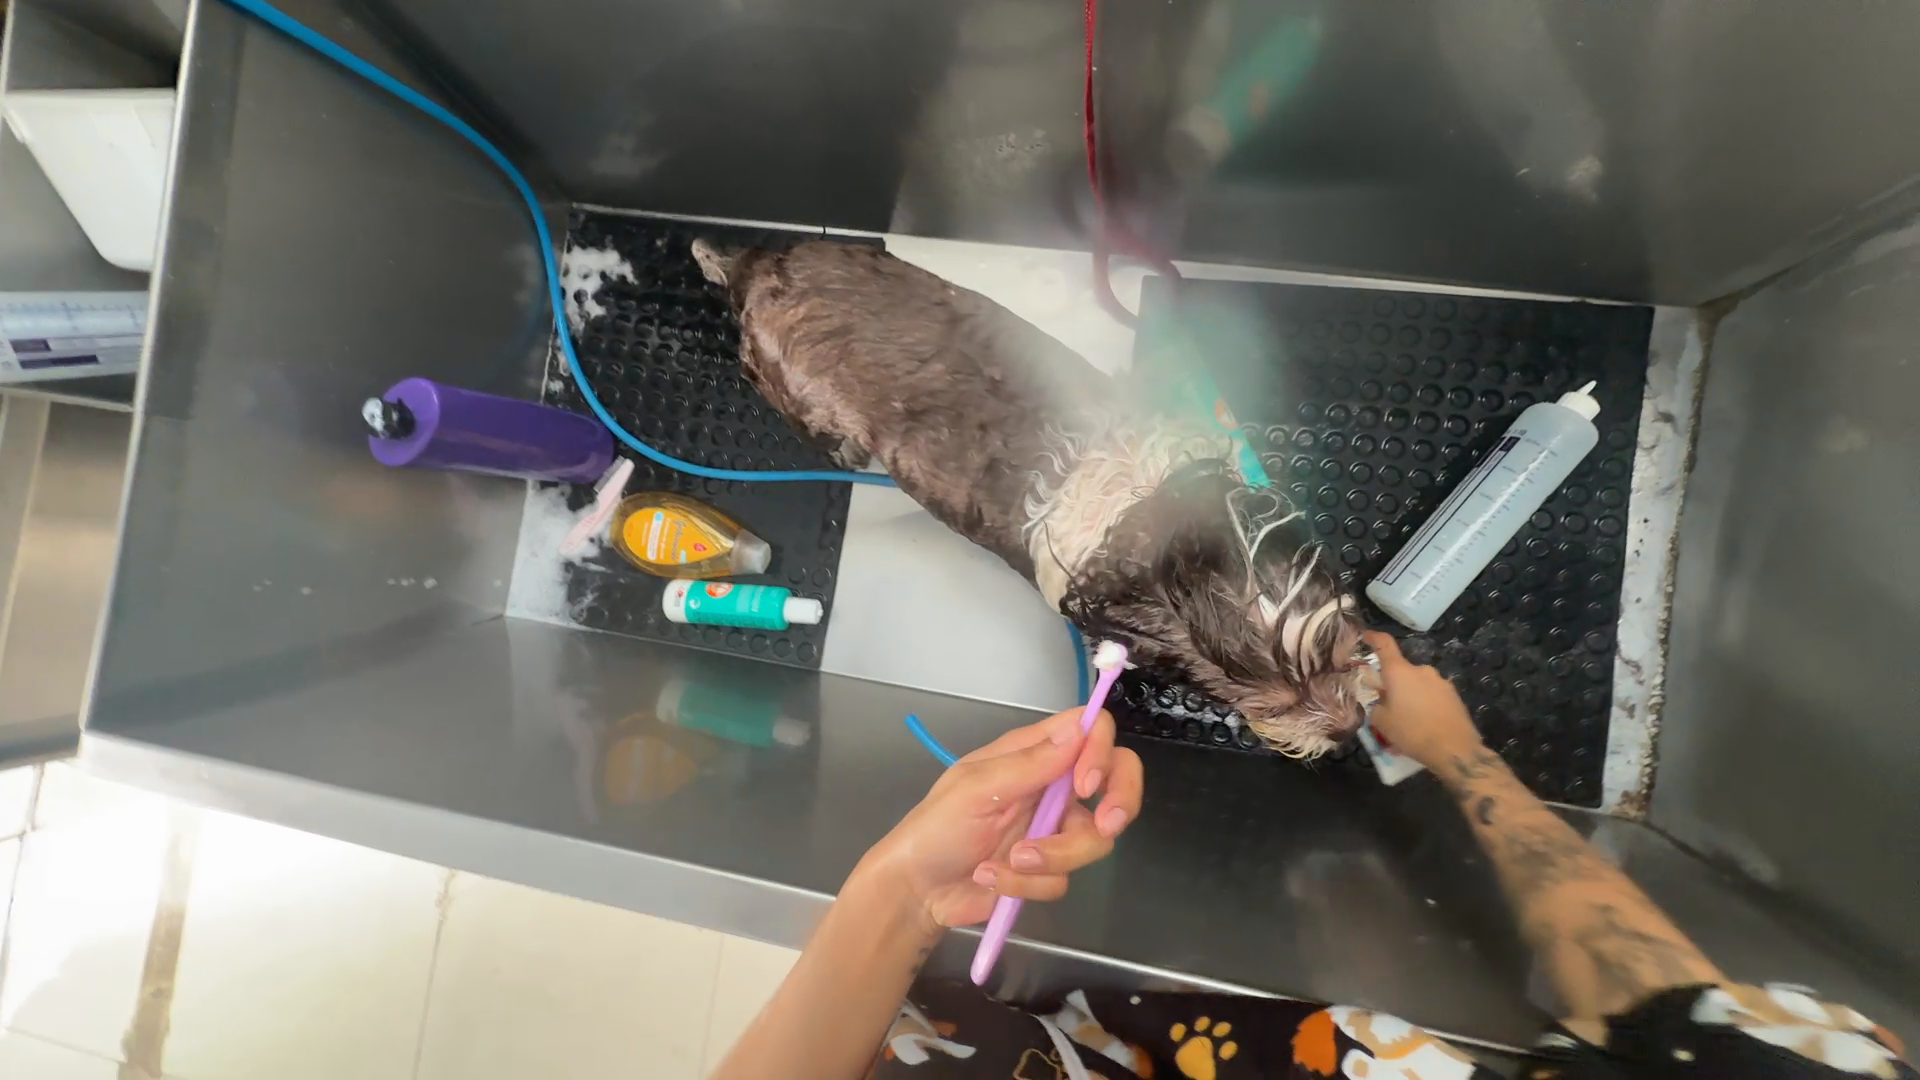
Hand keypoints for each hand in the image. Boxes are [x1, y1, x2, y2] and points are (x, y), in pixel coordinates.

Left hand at [861, 707, 1142, 928]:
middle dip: (1120, 802)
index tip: (1087, 785)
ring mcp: (1054, 827)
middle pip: (1115, 778)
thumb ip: (1029, 764)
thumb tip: (1079, 730)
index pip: (1088, 729)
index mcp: (1032, 752)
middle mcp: (1052, 784)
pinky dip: (1029, 882)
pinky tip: (993, 878)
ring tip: (1008, 862)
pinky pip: (1065, 877)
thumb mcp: (976, 789)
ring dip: (1052, 856)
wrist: (918, 889)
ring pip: (1093, 838)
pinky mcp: (1050, 868)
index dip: (1100, 750)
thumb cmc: (937, 826)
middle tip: (1104, 827)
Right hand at [1362, 631, 1483, 769]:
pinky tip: (1426, 723)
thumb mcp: (1381, 721)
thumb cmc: (1412, 732)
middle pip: (1401, 670)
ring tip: (1409, 718)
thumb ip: (1377, 704)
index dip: (1374, 638)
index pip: (1385, 644)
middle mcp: (1421, 671)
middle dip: (1393, 683)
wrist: (1456, 751)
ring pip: (1418, 683)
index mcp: (1399, 672)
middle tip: (1388, 704)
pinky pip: (1432, 694)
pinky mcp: (1455, 696)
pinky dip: (1426, 703)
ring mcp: (1441, 682)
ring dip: (1411, 694)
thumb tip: (1382, 700)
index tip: (1366, 636)